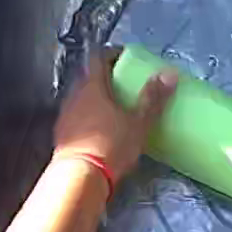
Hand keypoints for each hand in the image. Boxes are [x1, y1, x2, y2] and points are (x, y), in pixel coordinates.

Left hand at [53, 47, 175, 179]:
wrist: (80, 177)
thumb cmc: (110, 146)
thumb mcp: (138, 123)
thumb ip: (153, 98)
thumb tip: (169, 74)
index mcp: (92, 87)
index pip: (98, 58)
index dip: (112, 54)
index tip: (125, 57)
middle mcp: (74, 97)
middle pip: (88, 79)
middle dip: (105, 79)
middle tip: (123, 85)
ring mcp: (65, 117)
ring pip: (81, 100)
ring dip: (95, 100)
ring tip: (113, 110)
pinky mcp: (62, 137)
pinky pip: (76, 119)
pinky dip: (88, 119)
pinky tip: (100, 132)